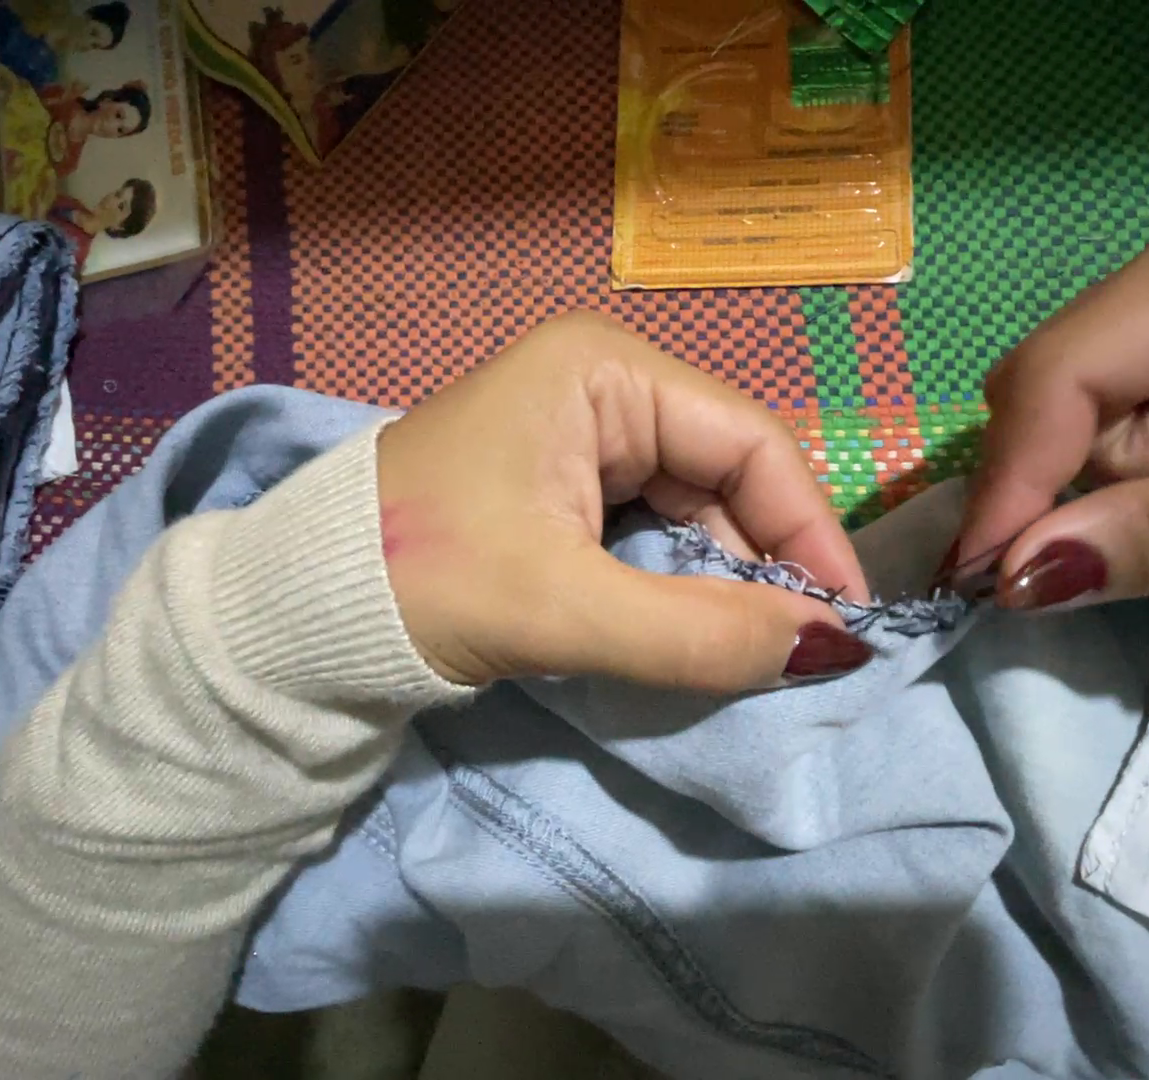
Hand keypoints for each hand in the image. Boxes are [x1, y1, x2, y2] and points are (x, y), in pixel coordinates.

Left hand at [377, 312, 871, 692]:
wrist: (299, 615)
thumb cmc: (418, 581)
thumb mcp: (561, 608)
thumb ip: (696, 632)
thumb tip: (827, 649)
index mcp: (604, 372)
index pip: (750, 441)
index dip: (812, 530)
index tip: (850, 619)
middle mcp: (604, 389)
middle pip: (728, 476)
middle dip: (767, 563)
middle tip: (800, 650)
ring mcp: (584, 438)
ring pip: (696, 510)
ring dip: (727, 581)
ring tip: (751, 649)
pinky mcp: (568, 488)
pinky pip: (655, 533)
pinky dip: (682, 584)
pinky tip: (696, 628)